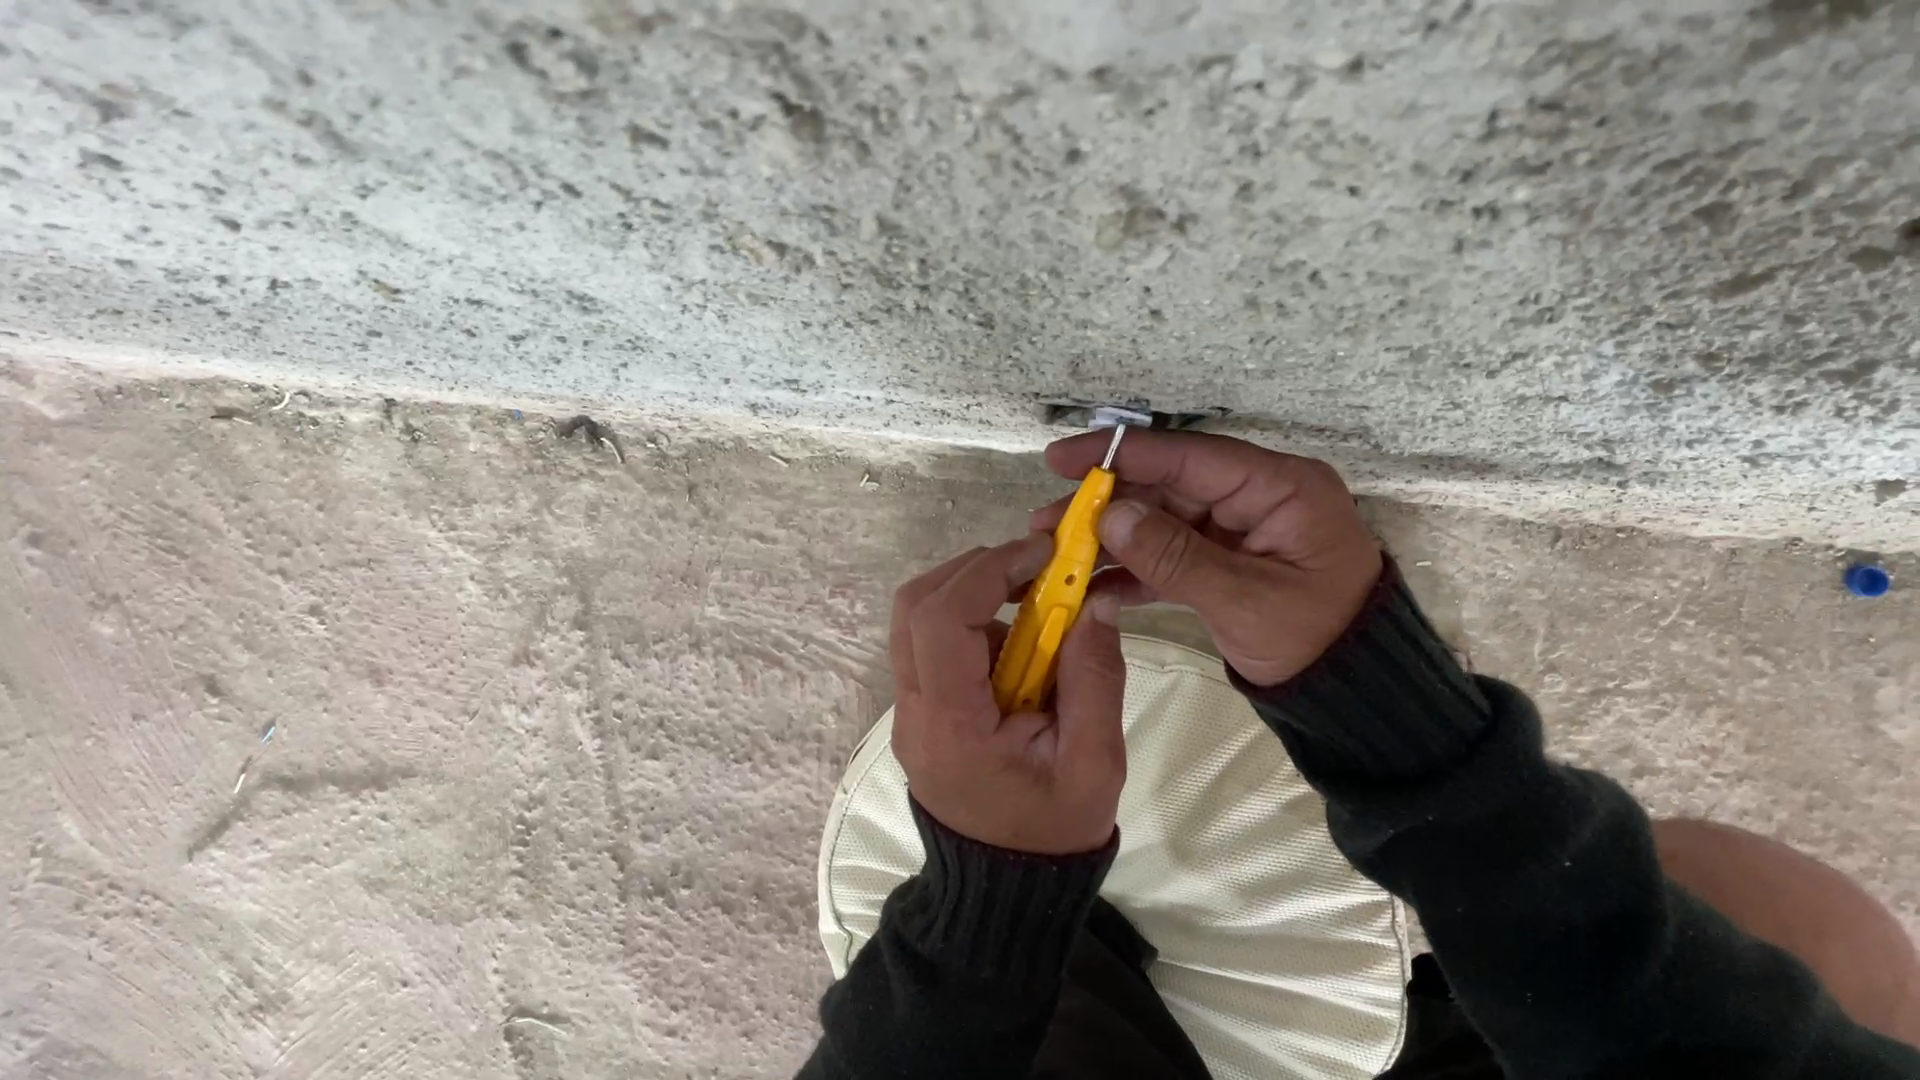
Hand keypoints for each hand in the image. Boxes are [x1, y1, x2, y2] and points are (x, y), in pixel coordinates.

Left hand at [889, 536, 1128, 855]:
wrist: (1006, 888)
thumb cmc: (1053, 832)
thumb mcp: (1095, 763)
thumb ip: (1094, 679)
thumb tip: (1093, 603)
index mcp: (951, 726)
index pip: (940, 620)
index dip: (988, 571)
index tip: (1045, 554)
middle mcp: (913, 711)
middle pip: (914, 606)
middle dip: (975, 571)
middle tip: (1036, 571)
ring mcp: (907, 711)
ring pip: (915, 620)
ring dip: (971, 595)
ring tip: (1034, 612)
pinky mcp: (917, 712)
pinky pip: (928, 645)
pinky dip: (970, 625)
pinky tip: (1019, 650)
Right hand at [1035, 431, 1381, 687]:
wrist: (1355, 693)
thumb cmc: (1315, 640)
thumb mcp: (1245, 600)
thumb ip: (1175, 556)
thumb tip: (1110, 515)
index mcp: (1278, 487)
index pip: (1189, 456)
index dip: (1122, 454)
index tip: (1062, 458)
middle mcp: (1255, 497)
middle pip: (1166, 487)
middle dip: (1104, 503)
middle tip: (1045, 522)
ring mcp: (1237, 530)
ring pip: (1160, 521)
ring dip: (1110, 538)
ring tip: (1057, 553)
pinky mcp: (1224, 561)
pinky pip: (1171, 555)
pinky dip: (1134, 571)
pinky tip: (1093, 586)